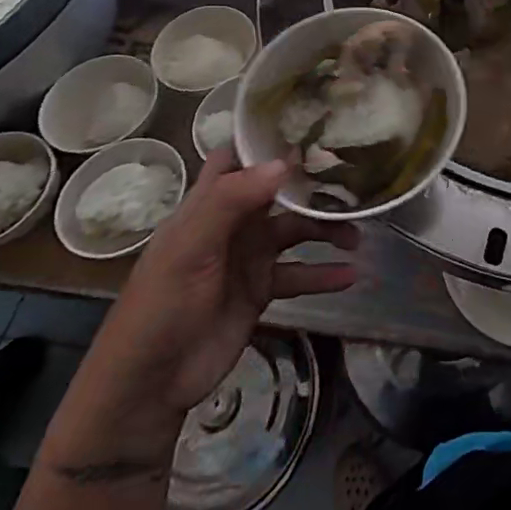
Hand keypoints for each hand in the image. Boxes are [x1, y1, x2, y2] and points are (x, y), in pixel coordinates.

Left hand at [35, 152, 357, 486]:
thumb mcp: (191, 246)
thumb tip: (283, 162)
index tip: (309, 128)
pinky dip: (323, 275)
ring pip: (294, 232)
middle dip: (310, 185)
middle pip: (277, 192)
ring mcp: (248, 257)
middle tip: (354, 179)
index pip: (238, 157)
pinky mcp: (260, 291)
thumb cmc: (163, 302)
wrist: (152, 381)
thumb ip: (231, 201)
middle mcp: (232, 222)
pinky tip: (351, 276)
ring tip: (358, 235)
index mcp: (209, 202)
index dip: (267, 141)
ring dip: (324, 230)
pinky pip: (298, 276)